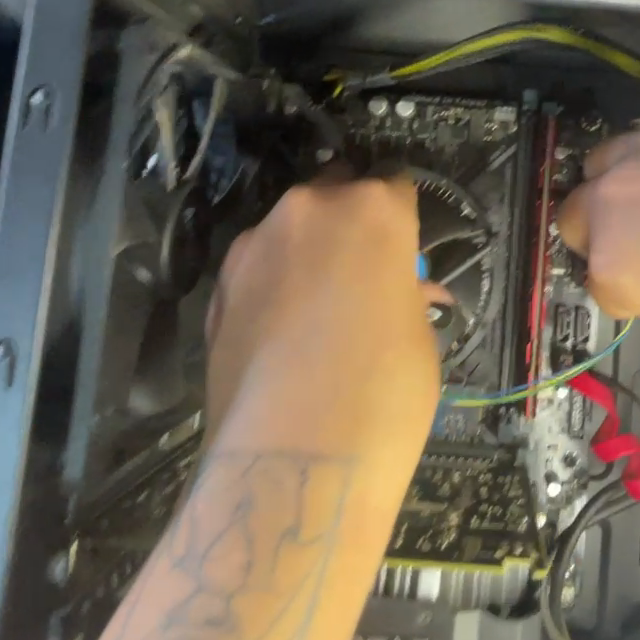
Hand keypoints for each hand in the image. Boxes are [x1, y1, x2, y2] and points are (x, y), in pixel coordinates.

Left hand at [205, 178, 442, 449]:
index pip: (395, 182)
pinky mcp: (219, 285)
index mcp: (375, 210)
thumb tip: (406, 293)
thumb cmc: (385, 393)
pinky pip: (258, 267)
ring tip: (318, 308)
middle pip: (336, 192)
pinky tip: (283, 332)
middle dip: (351, 220)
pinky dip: (273, 283)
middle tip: (363, 273)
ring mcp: (256, 244)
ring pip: (291, 228)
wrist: (294, 456)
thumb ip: (406, 294)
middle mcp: (311, 209)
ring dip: (307, 251)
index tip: (404, 243)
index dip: (401, 214)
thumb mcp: (420, 336)